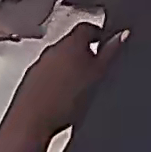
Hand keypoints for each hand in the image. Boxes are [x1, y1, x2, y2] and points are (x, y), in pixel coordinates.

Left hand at [5, 22, 126, 139]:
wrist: (31, 125)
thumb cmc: (64, 99)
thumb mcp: (99, 74)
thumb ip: (111, 51)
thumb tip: (122, 34)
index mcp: (71, 42)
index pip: (88, 26)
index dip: (99, 33)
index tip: (106, 40)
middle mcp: (52, 49)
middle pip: (72, 43)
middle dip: (84, 51)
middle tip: (95, 65)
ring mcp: (38, 66)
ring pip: (58, 59)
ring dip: (69, 66)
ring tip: (80, 85)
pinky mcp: (28, 83)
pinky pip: (46, 75)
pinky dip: (55, 81)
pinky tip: (62, 97)